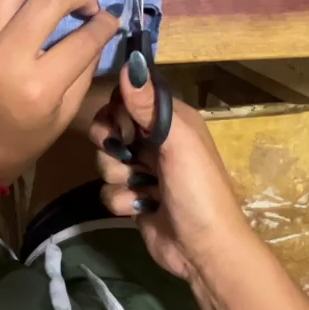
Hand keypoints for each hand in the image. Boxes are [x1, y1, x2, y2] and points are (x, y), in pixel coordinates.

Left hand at [0, 0, 122, 178]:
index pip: (84, 37)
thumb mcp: (65, 114)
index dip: (104, 23)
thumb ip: (84, 67)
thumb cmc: (21, 139)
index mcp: (39, 86)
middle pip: (50, 0)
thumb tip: (100, 27)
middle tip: (86, 3)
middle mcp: (6, 57)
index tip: (108, 19)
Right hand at [89, 72, 255, 278]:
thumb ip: (148, 105)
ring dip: (119, 177)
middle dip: (112, 146)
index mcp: (170, 120)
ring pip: (104, 161)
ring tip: (144, 189)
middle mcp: (155, 141)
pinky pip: (107, 190)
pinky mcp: (133, 198)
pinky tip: (143, 208)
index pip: (127, 99)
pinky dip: (122, 201)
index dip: (117, 112)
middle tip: (128, 157)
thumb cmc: (197, 189)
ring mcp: (143, 171)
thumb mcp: (176, 142)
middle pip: (109, 129)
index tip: (123, 127)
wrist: (204, 250)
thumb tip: (131, 60)